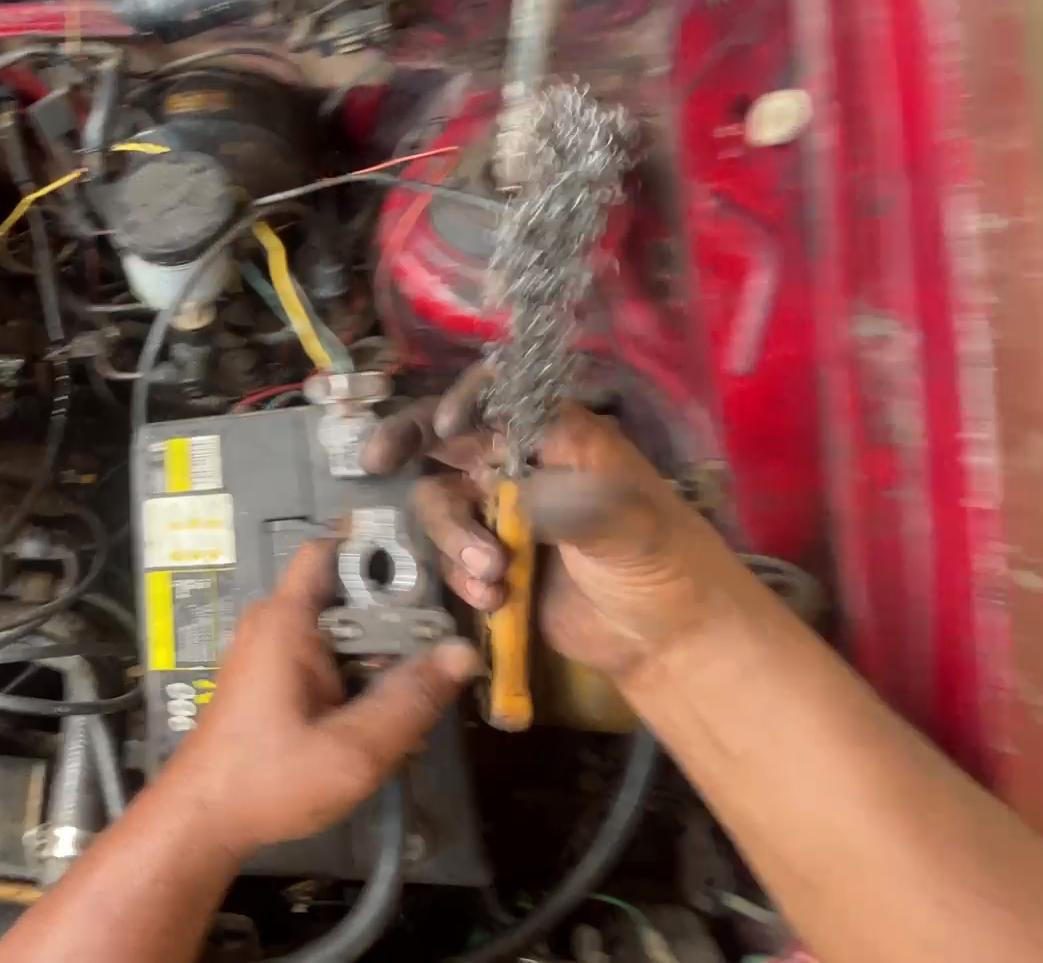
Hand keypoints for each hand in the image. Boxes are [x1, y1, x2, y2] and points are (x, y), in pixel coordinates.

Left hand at [154, 541, 480, 859]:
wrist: (206, 814)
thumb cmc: (270, 778)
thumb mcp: (353, 749)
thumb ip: (409, 700)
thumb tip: (461, 653)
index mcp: (286, 619)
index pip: (327, 551)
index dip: (375, 549)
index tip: (429, 569)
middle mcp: (273, 621)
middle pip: (343, 596)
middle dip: (392, 623)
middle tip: (440, 656)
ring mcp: (268, 648)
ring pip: (337, 633)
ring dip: (376, 661)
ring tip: (417, 700)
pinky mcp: (270, 675)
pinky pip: (321, 659)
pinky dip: (352, 679)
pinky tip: (379, 722)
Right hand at [362, 367, 766, 682]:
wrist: (667, 644)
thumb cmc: (667, 568)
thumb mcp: (634, 528)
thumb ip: (582, 504)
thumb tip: (519, 492)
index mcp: (556, 439)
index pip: (497, 397)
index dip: (461, 402)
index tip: (443, 429)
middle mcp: (515, 464)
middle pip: (442, 440)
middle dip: (405, 446)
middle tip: (375, 462)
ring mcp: (495, 511)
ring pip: (439, 502)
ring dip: (453, 537)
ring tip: (490, 574)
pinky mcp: (484, 555)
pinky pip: (447, 553)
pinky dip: (460, 574)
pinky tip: (492, 598)